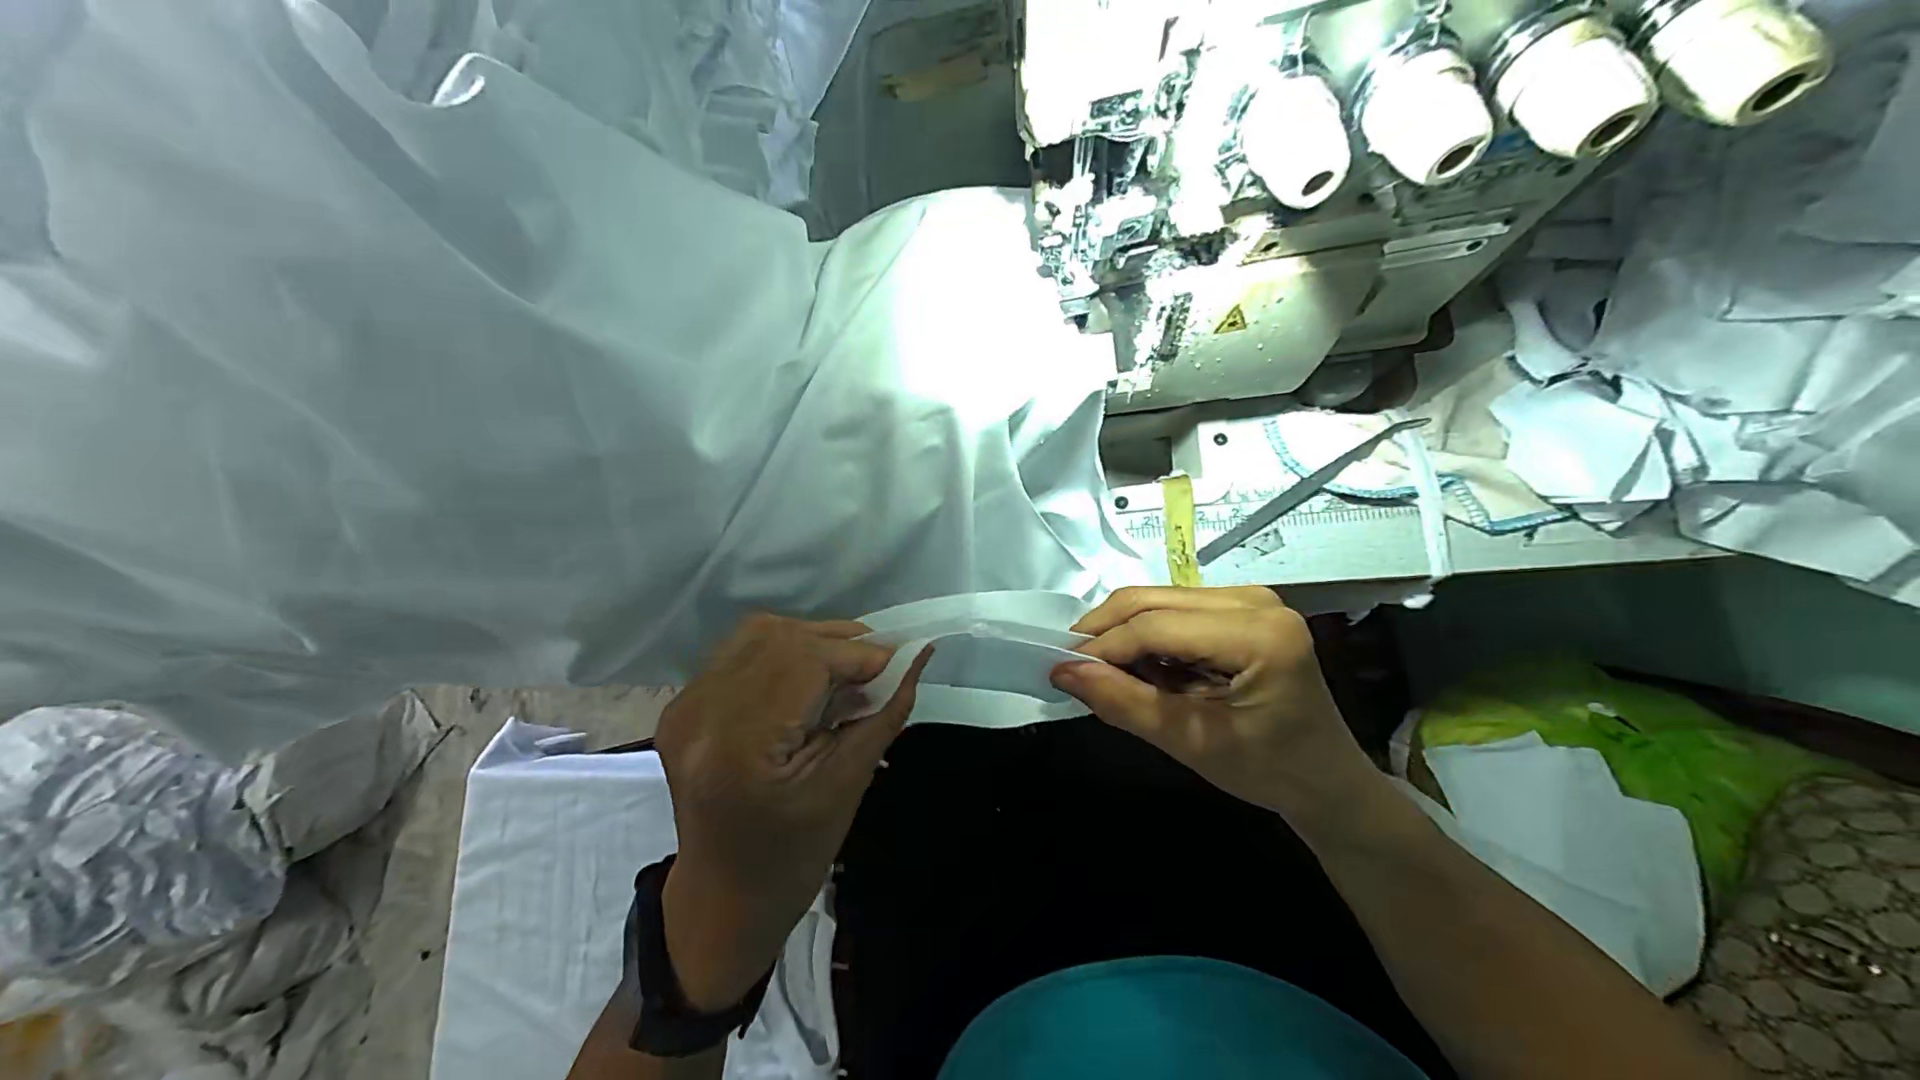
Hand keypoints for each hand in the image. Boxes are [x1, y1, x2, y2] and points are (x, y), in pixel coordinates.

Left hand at [653, 615, 929, 1009]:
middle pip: (779, 639)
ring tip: (847, 671)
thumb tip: (918, 654)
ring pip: (759, 635)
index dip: (858, 654)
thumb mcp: (848, 786)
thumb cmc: (791, 857)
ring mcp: (685, 705)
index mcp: (737, 744)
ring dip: (812, 643)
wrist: (723, 897)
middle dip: (839, 644)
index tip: (901, 664)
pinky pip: (742, 653)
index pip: (804, 662)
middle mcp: (700, 713)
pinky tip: (808, 680)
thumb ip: (884, 713)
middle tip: (878, 669)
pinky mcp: (683, 705)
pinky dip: (784, 654)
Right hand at [1049, 586, 1378, 818]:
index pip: (1157, 625)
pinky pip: (1176, 608)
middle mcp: (1256, 601)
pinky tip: (1141, 666)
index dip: (1104, 646)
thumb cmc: (1268, 769)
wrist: (1325, 780)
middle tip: (1071, 664)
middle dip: (1106, 630)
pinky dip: (1148, 634)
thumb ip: (1124, 702)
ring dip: (1124, 632)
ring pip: (1159, 599)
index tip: (1061, 668)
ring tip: (1105, 671)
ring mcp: (1251, 599)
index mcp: (1259, 634)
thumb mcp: (1191, 742)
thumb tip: (1063, 671)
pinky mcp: (1242, 607)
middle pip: (1154, 600)